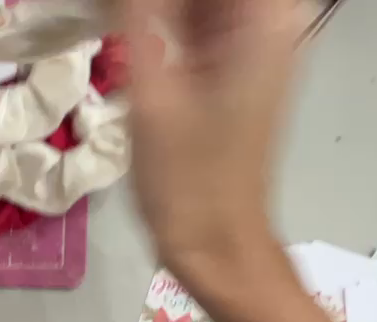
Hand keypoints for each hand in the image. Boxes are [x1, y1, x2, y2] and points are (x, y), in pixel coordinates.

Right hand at [123, 0, 307, 291]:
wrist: (214, 243)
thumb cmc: (187, 182)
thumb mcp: (154, 98)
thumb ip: (138, 20)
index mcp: (265, 16)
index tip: (113, 9)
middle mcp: (270, 19)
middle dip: (153, 4)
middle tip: (105, 17)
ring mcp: (252, 46)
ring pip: (197, 8)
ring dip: (151, 13)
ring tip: (111, 27)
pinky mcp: (231, 72)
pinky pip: (195, 29)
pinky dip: (159, 29)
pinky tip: (127, 45)